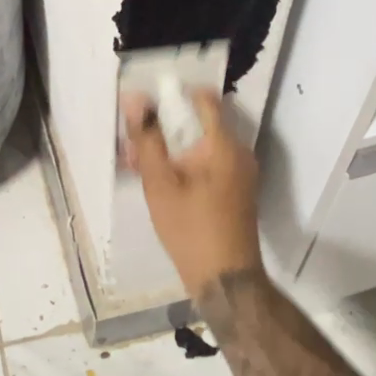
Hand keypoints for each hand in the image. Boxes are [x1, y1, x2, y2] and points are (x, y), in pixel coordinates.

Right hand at [121, 89, 261, 295]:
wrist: (226, 282)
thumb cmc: (191, 229)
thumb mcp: (160, 182)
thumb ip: (147, 137)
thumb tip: (135, 98)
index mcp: (224, 145)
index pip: (204, 97)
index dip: (175, 92)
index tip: (149, 99)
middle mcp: (238, 152)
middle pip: (200, 122)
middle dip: (166, 124)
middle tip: (135, 135)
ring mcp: (240, 172)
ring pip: (202, 144)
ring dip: (172, 146)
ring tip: (138, 159)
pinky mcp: (236, 189)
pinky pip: (209, 162)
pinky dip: (185, 162)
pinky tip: (158, 177)